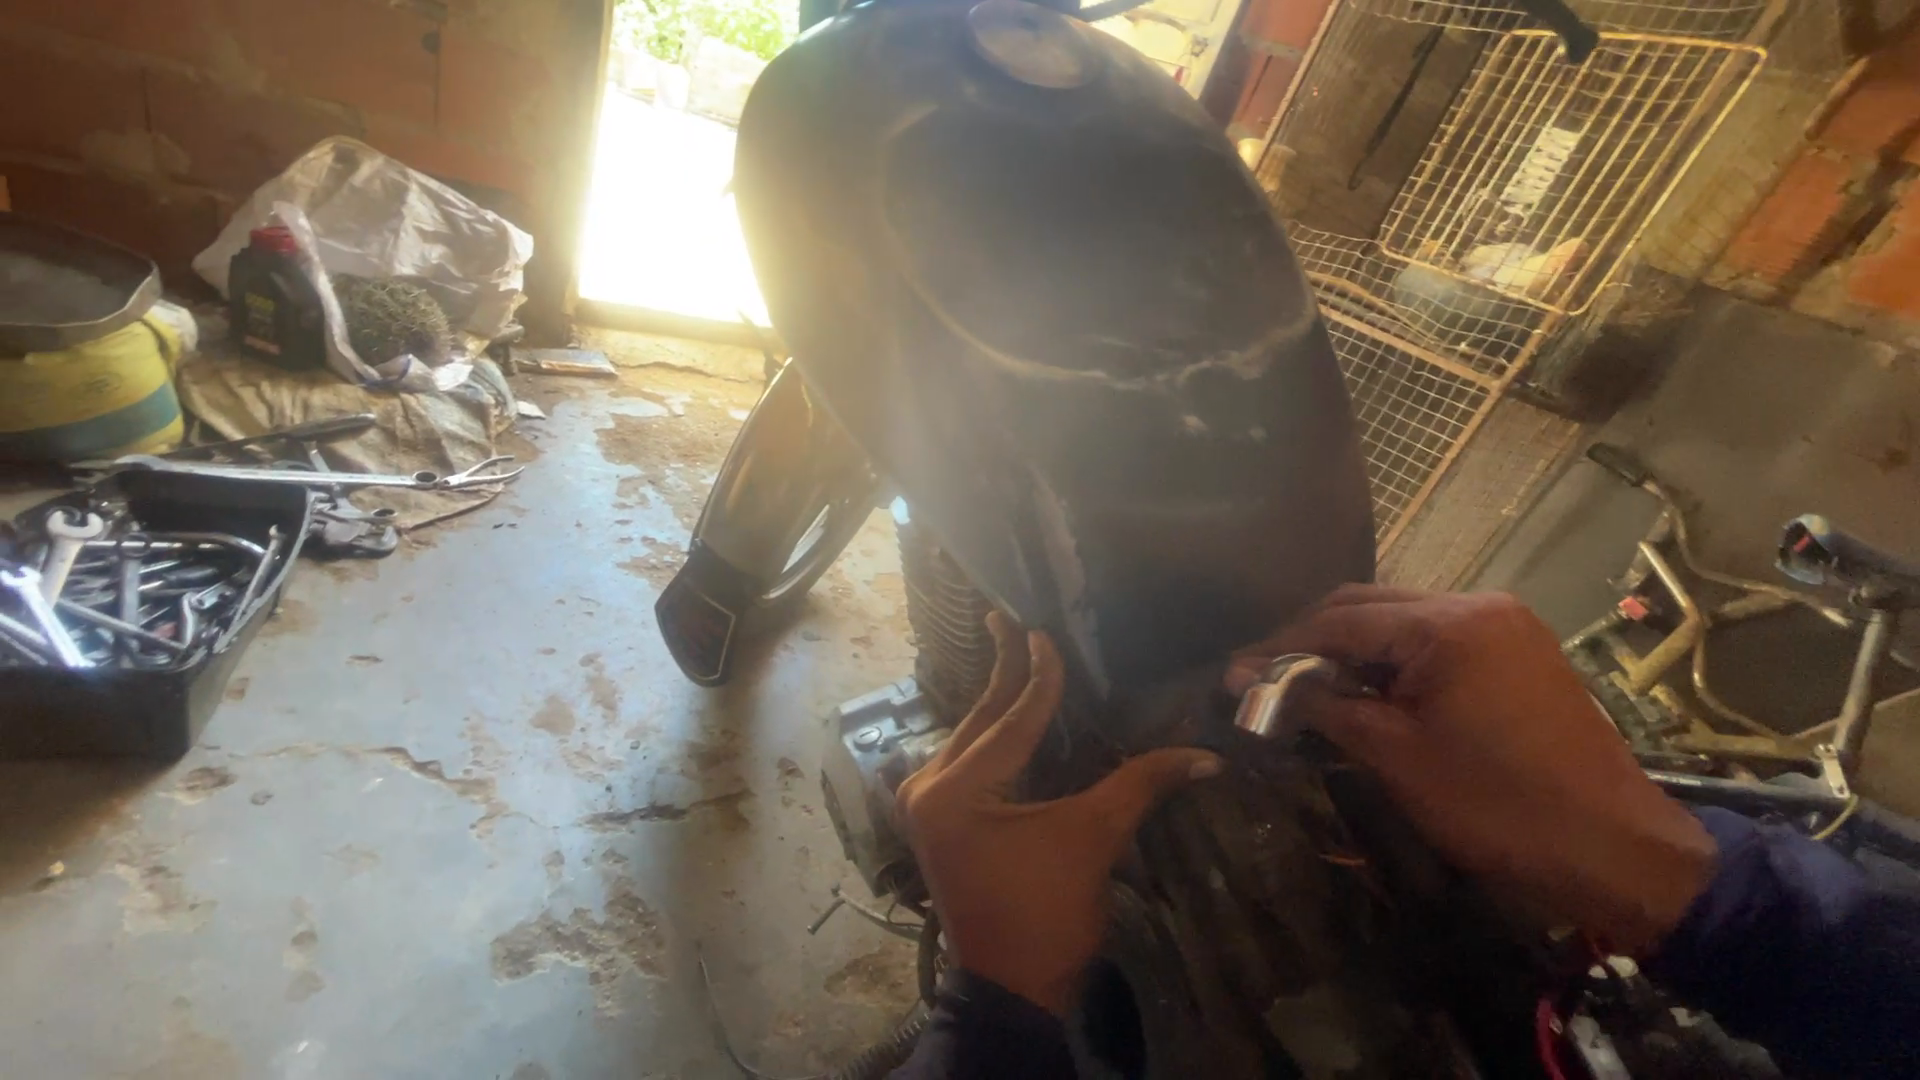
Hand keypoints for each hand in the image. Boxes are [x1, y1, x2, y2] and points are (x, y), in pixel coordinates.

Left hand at [896, 613, 1222, 1013]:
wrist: (1011, 987)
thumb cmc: (1047, 914)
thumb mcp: (1091, 839)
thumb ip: (1138, 784)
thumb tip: (1204, 754)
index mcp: (956, 790)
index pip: (1010, 720)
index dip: (1037, 676)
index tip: (1045, 632)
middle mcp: (927, 786)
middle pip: (980, 719)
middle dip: (1003, 671)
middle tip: (1008, 620)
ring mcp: (924, 802)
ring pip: (970, 736)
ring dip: (998, 700)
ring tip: (1012, 652)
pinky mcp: (935, 816)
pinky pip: (966, 758)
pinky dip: (992, 733)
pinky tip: (1008, 707)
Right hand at [1227, 585, 1714, 952]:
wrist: (1618, 855)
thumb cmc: (1495, 805)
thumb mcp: (1392, 753)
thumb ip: (1319, 703)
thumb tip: (1250, 680)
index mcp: (1450, 624)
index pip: (1339, 621)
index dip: (1279, 648)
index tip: (1234, 674)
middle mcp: (1477, 605)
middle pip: (1366, 606)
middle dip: (1310, 640)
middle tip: (1265, 678)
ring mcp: (1503, 624)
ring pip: (1398, 620)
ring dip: (1349, 649)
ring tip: (1308, 687)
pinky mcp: (1516, 649)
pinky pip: (1432, 639)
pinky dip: (1390, 660)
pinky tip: (1365, 690)